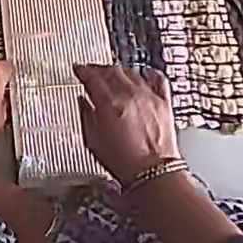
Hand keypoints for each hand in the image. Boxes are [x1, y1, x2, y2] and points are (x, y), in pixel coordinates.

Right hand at [74, 64, 181, 183]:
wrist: (152, 173)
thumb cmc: (124, 161)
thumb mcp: (93, 139)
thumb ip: (86, 114)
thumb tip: (83, 101)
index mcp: (109, 103)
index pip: (92, 77)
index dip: (83, 71)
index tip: (79, 69)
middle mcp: (129, 95)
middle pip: (111, 70)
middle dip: (99, 69)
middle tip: (92, 71)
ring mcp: (148, 97)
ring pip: (131, 72)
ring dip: (119, 71)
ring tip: (113, 73)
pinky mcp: (164, 102)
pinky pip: (157, 78)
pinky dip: (148, 73)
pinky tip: (144, 73)